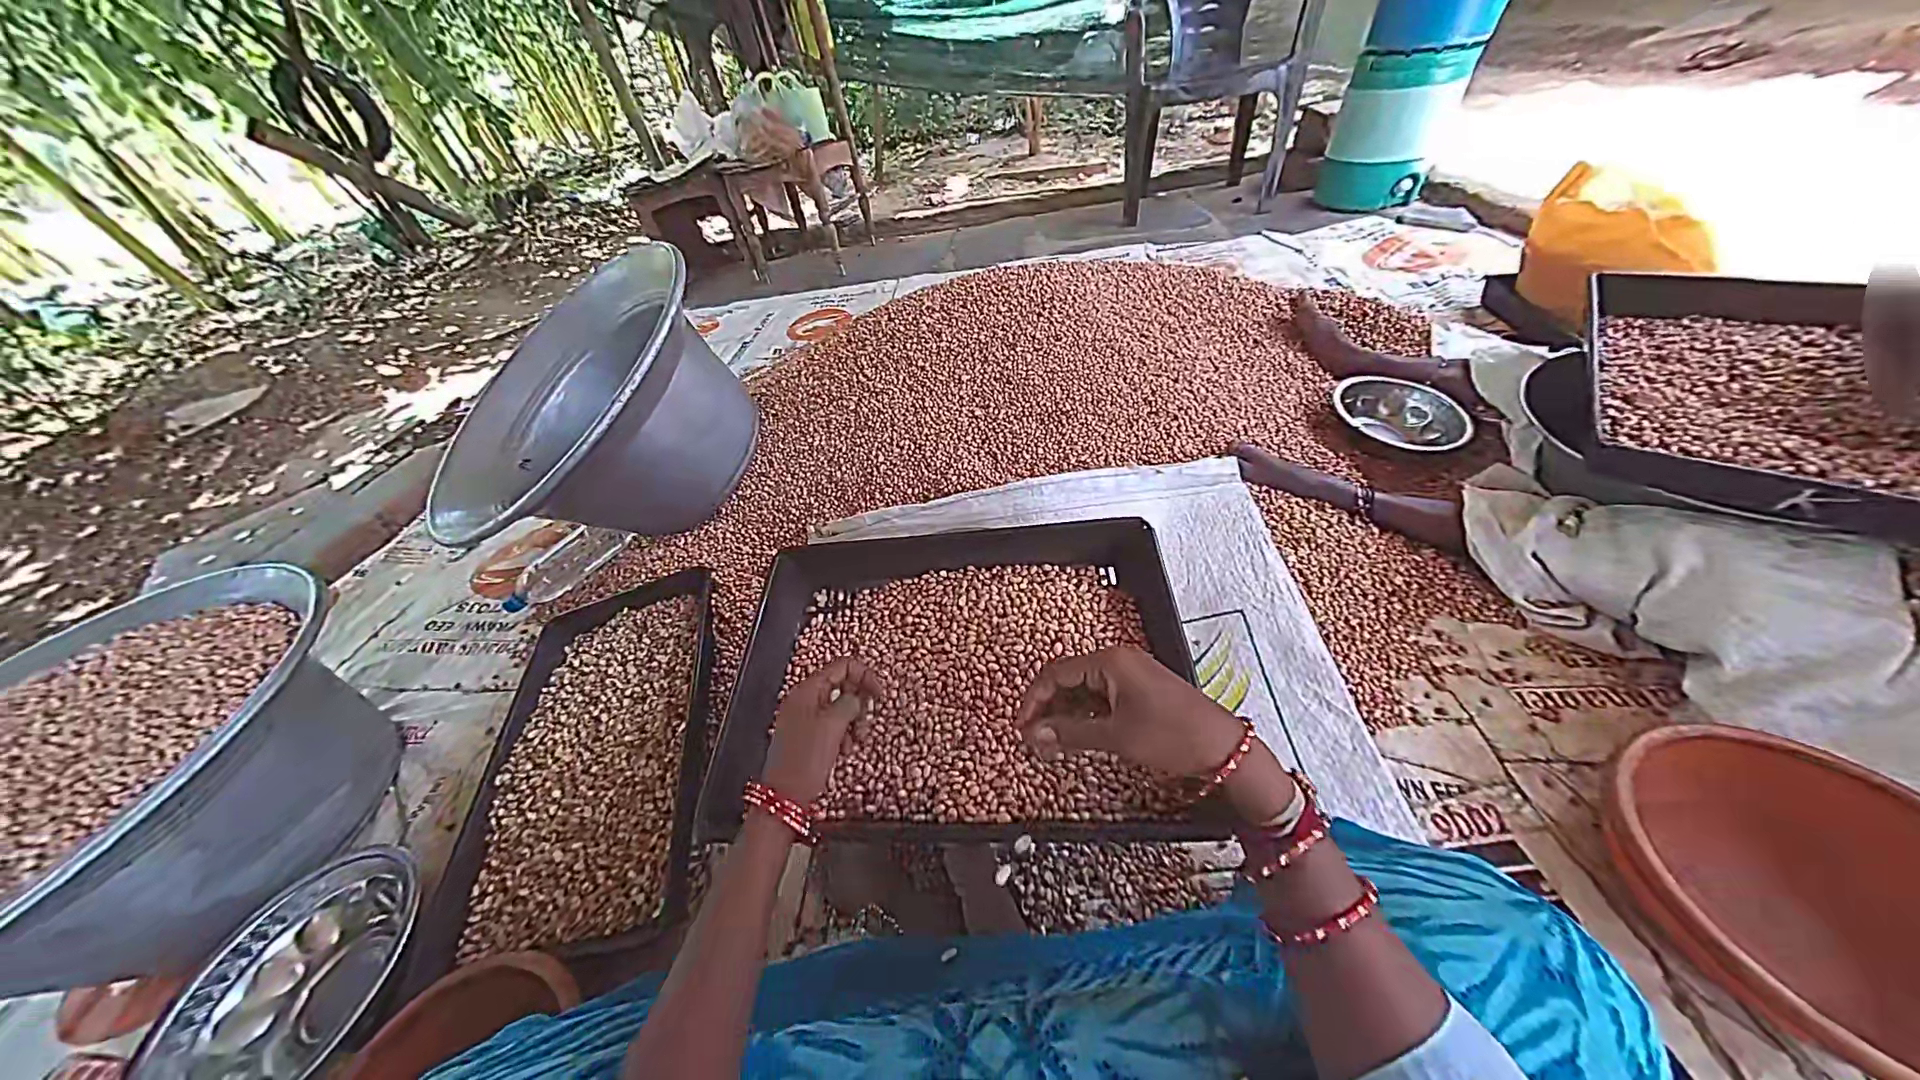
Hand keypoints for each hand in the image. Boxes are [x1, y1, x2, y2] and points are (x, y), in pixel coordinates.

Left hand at [763, 658, 881, 803]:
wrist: (785, 797)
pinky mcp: (809, 735)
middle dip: (859, 703)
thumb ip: (850, 702)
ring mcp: (805, 718)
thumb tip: (858, 697)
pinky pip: (834, 725)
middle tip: (864, 723)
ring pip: (840, 707)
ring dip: (854, 721)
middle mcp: (804, 700)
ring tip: (855, 740)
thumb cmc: (804, 761)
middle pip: (842, 686)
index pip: (842, 666)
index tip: (878, 694)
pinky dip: (845, 733)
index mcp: (807, 690)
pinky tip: (845, 749)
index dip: (865, 676)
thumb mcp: (833, 725)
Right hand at [1016, 645, 1243, 777]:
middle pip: (1067, 679)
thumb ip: (1071, 733)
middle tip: (1035, 739)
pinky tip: (1077, 736)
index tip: (1023, 725)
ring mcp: (1129, 675)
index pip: (1055, 673)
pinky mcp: (1138, 690)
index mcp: (1110, 661)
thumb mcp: (1116, 736)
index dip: (1034, 700)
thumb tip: (1037, 733)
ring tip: (1053, 743)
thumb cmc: (1175, 735)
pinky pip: (1100, 697)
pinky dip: (1085, 716)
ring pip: (1083, 690)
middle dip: (1048, 709)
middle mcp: (1118, 661)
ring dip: (1065, 715)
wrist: (1223, 747)